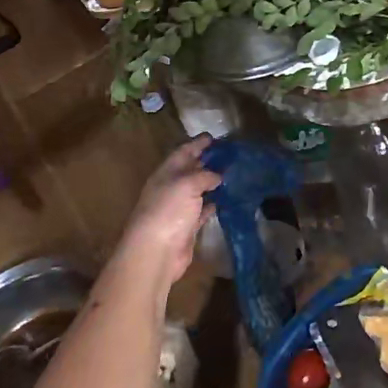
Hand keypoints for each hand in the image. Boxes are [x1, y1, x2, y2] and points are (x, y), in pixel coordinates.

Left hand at [118, 135, 221, 283]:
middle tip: (228, 154)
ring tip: (231, 174)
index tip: (213, 136)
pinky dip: (212, 204)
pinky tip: (225, 200)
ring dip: (211, 183)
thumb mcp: (187, 184)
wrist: (156, 251)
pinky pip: (202, 211)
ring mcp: (178, 209)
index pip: (183, 152)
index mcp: (166, 173)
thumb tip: (218, 175)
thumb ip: (204, 175)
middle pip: (190, 170)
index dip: (197, 144)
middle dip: (206, 161)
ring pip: (197, 190)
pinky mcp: (187, 227)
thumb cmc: (168, 210)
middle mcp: (171, 188)